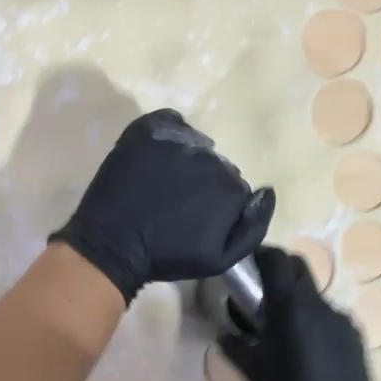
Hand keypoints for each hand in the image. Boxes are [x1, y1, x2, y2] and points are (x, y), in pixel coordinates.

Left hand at [51, 110, 275, 302]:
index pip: (235, 187)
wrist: (113, 245)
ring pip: (195, 146)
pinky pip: (170, 123)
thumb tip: (267, 191)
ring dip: (186, 160)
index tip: (199, 219)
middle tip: (179, 204)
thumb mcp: (221, 258)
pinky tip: (158, 156)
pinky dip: (170, 134)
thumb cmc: (168, 257)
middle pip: (216, 165)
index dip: (218, 204)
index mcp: (231, 187)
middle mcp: (211, 158)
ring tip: (165, 184)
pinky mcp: (149, 130)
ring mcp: (179, 141)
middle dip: (203, 182)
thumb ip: (253, 227)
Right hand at [219, 246, 380, 380]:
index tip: (249, 263)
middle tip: (262, 290)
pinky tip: (309, 349)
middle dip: (280, 270)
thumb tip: (223, 331)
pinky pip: (330, 316)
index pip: (277, 259)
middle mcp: (319, 304)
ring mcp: (341, 317)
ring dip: (297, 300)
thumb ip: (234, 345)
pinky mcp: (355, 333)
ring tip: (285, 329)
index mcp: (291, 308)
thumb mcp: (253, 373)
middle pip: (299, 268)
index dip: (261, 254)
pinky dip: (315, 321)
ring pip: (314, 295)